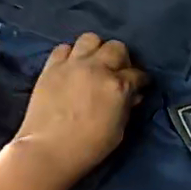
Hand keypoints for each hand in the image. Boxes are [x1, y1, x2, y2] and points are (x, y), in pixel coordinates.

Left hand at [9, 33, 148, 186]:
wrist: (49, 150)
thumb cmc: (89, 147)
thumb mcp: (118, 131)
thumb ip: (126, 108)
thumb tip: (132, 96)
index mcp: (118, 86)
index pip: (138, 75)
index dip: (141, 81)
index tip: (140, 86)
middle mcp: (97, 68)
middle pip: (117, 48)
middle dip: (122, 59)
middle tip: (118, 73)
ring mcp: (73, 65)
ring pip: (91, 39)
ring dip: (96, 50)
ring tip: (94, 65)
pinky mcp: (51, 67)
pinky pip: (64, 48)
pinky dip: (71, 55)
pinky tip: (72, 68)